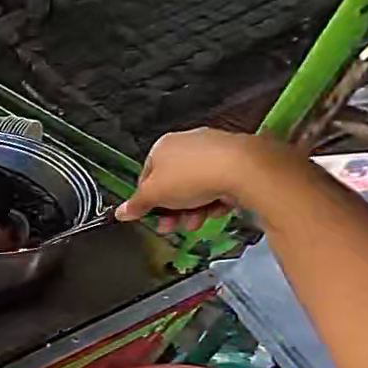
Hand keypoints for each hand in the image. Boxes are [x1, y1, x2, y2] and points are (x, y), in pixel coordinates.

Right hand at [115, 127, 307, 233]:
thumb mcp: (152, 196)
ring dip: (193, 208)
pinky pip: (221, 181)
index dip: (147, 200)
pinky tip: (218, 210)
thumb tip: (120, 213)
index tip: (151, 216)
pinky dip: (217, 198)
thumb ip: (135, 205)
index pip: (146, 177)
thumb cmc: (190, 178)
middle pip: (173, 183)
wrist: (247, 168)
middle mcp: (189, 142)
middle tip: (172, 225)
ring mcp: (217, 148)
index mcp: (163, 146)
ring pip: (197, 185)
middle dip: (172, 209)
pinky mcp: (242, 157)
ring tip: (196, 223)